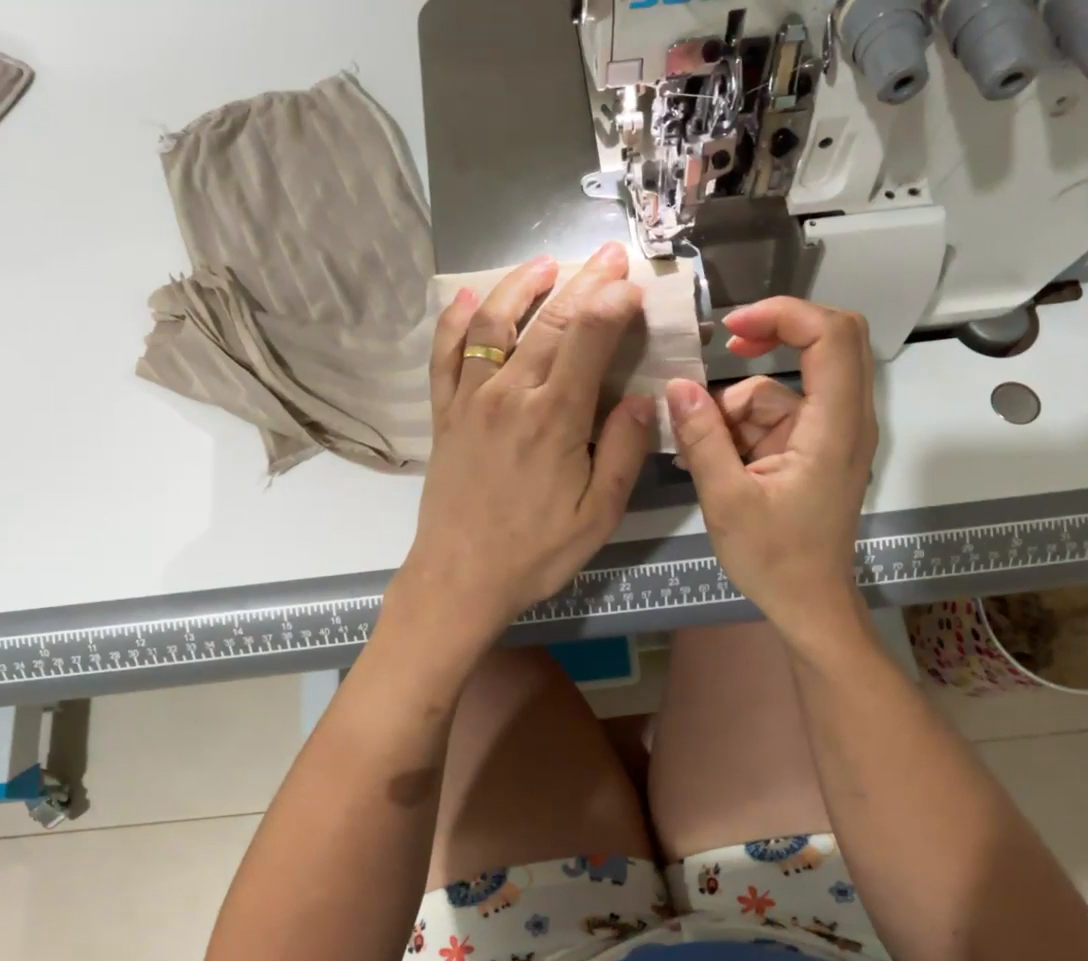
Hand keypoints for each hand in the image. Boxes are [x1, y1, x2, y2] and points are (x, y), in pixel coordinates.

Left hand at [392, 244, 656, 638]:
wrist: (460, 579)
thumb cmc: (536, 553)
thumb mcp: (598, 515)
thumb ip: (622, 451)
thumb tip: (643, 397)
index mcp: (554, 417)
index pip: (589, 337)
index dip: (613, 301)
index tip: (634, 282)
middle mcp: (509, 394)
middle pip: (548, 321)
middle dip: (583, 282)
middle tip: (606, 255)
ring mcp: (470, 401)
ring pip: (493, 324)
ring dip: (520, 286)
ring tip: (544, 264)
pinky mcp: (444, 415)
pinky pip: (445, 356)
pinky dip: (455, 322)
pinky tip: (468, 298)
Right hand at [667, 298, 877, 630]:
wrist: (808, 604)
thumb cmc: (774, 559)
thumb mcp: (726, 500)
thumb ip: (701, 439)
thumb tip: (676, 387)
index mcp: (834, 428)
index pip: (832, 336)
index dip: (785, 314)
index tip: (733, 327)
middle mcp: (847, 420)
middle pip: (829, 341)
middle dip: (775, 334)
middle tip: (728, 345)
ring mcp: (834, 434)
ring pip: (788, 385)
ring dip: (742, 405)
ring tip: (710, 454)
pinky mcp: (818, 449)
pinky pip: (781, 414)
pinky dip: (746, 427)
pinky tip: (720, 462)